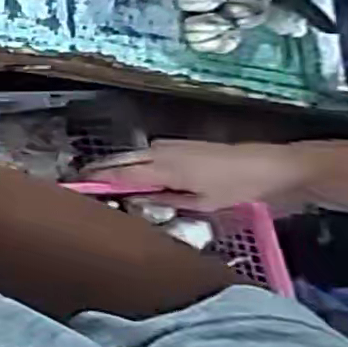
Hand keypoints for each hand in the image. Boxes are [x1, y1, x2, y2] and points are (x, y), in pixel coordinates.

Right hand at [85, 140, 314, 213]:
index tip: (75, 185)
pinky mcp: (175, 144)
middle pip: (117, 161)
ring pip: (128, 155)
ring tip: (100, 176)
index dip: (94, 180)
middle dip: (97, 169)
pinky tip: (132, 171)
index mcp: (160, 169)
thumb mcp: (202, 202)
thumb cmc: (238, 187)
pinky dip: (130, 161)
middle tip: (80, 180)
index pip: (116, 175)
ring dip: (112, 164)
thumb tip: (135, 200)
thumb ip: (165, 200)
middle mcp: (156, 153)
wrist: (272, 164)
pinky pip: (142, 152)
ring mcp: (165, 146)